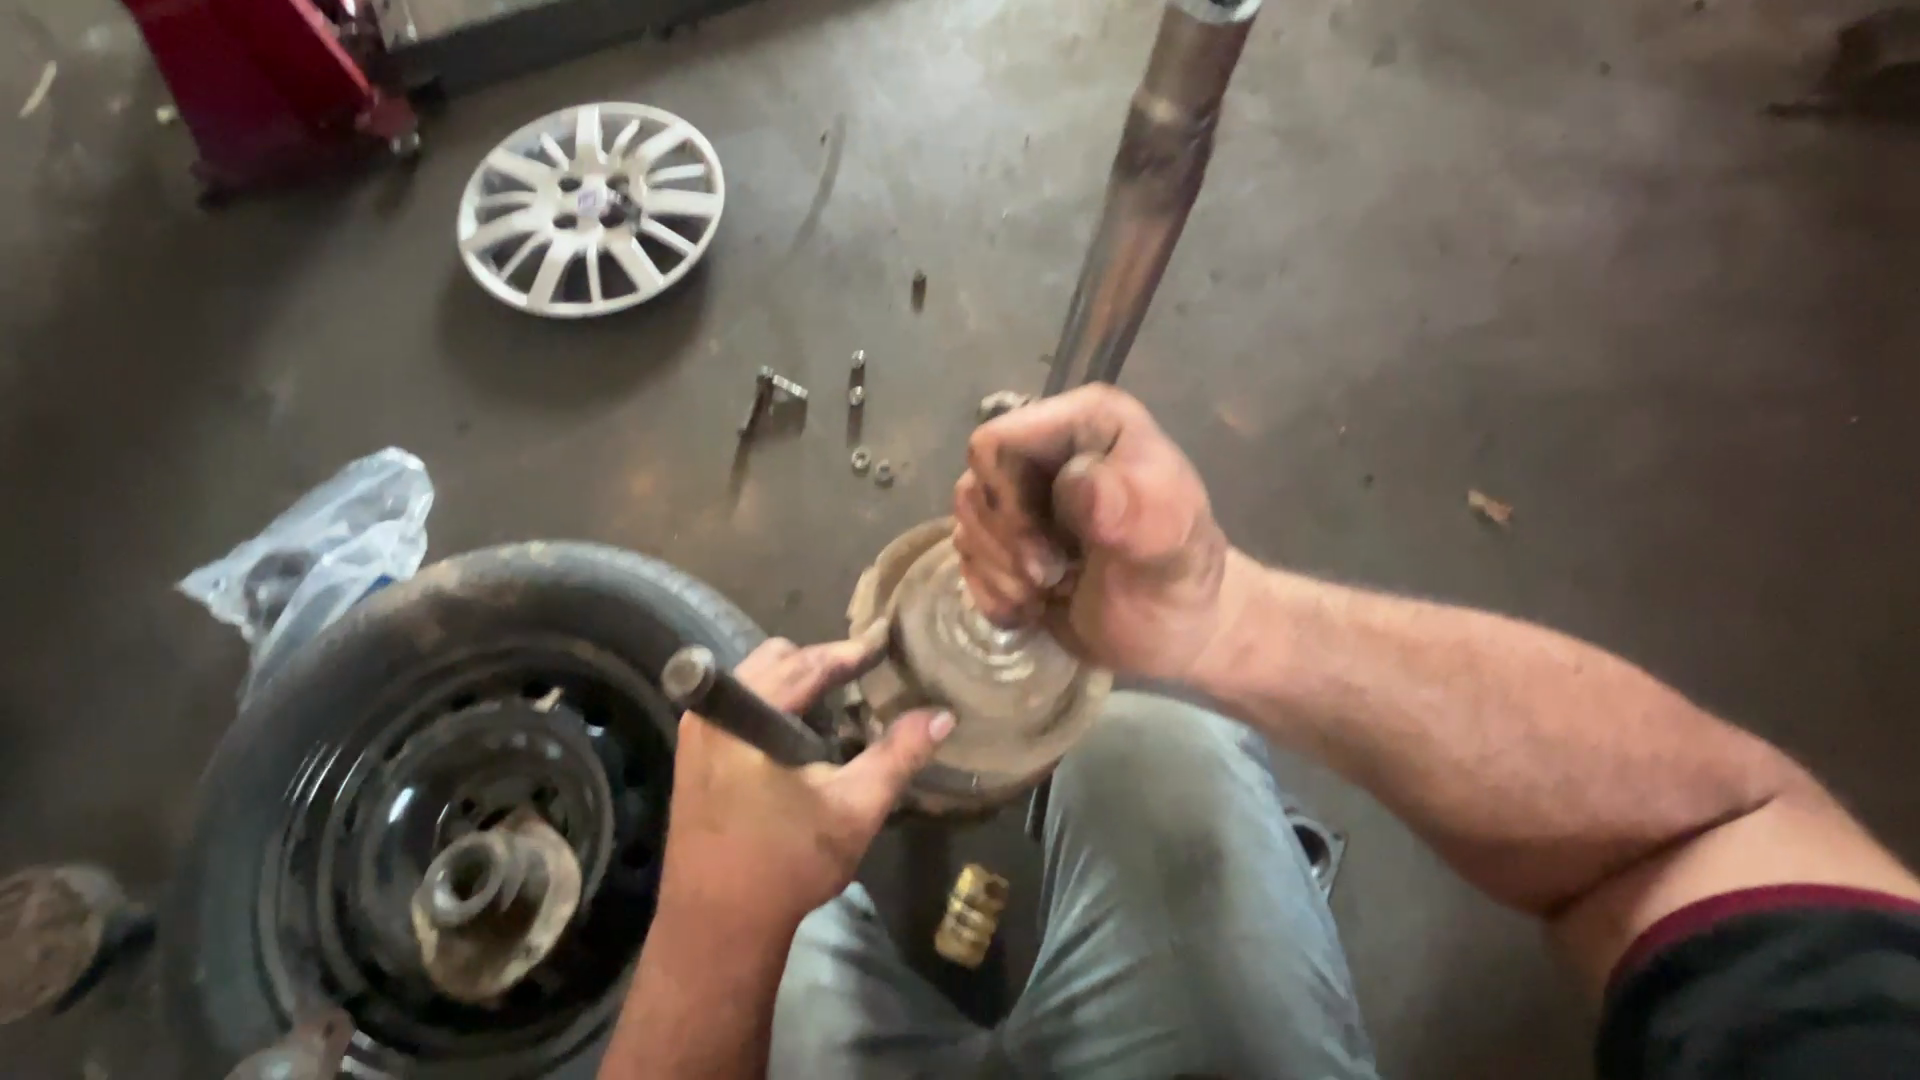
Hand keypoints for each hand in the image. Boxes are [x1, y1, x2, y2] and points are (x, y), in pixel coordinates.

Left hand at [659, 637, 953, 933]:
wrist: (716, 927)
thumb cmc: (787, 865)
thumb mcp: (855, 809)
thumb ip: (899, 756)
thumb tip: (943, 715)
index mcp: (746, 718)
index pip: (805, 663)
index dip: (849, 652)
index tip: (885, 644)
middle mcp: (713, 713)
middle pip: (775, 659)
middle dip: (820, 663)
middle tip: (862, 679)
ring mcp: (697, 732)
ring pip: (755, 679)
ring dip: (796, 684)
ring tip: (836, 706)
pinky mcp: (694, 754)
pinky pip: (741, 703)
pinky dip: (775, 704)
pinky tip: (801, 736)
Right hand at [953, 385, 1248, 682]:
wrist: (1173, 634)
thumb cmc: (1180, 586)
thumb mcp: (1174, 553)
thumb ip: (1136, 512)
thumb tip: (1079, 486)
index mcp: (1086, 422)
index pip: (995, 445)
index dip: (1010, 504)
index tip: (1054, 554)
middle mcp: (1046, 447)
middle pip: (974, 488)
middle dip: (1009, 547)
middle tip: (1056, 578)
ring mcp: (1020, 494)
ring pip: (965, 525)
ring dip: (1002, 575)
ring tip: (1052, 592)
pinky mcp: (1005, 537)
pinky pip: (965, 561)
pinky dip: (995, 595)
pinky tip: (1036, 606)